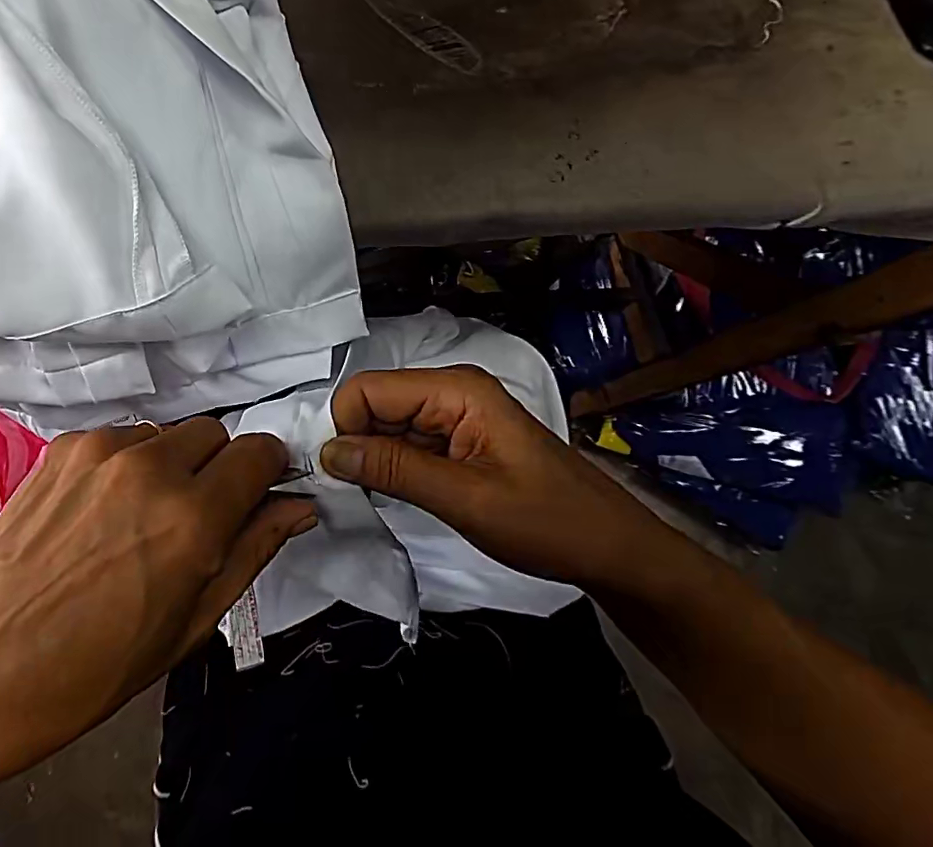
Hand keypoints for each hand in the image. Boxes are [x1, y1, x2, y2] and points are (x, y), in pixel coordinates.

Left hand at [0, 420, 314, 809]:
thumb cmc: (94, 669)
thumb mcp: (193, 623)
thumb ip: (255, 550)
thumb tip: (300, 506)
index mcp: (192, 517)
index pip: (261, 451)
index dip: (270, 471)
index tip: (261, 494)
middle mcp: (150, 469)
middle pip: (218, 433)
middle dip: (222, 467)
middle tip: (201, 514)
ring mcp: (100, 452)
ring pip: (171, 433)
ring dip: (176, 464)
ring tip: (146, 516)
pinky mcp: (62, 450)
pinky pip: (125, 439)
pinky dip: (132, 463)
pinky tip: (106, 510)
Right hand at [319, 366, 683, 590]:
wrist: (605, 544)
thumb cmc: (545, 520)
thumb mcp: (465, 498)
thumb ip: (394, 470)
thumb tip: (328, 451)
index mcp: (457, 389)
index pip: (369, 389)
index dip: (345, 429)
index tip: (338, 478)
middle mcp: (452, 392)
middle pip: (376, 405)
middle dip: (356, 445)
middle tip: (354, 496)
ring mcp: (456, 417)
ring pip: (388, 428)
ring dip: (374, 460)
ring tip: (379, 500)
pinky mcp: (459, 442)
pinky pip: (409, 446)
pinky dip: (394, 469)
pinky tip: (399, 496)